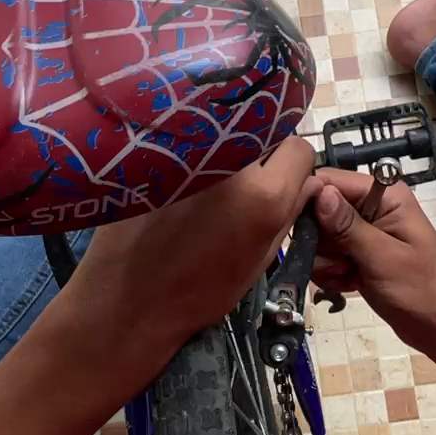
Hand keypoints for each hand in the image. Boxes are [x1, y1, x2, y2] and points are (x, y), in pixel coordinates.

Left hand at [62, 137, 318, 356]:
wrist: (129, 301)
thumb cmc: (199, 293)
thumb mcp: (258, 261)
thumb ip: (287, 215)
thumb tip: (307, 184)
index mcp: (263, 195)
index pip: (297, 149)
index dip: (294, 166)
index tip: (281, 178)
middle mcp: (233, 165)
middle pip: (263, 134)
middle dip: (261, 153)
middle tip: (243, 180)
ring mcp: (194, 154)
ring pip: (226, 132)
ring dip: (228, 147)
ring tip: (210, 177)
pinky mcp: (161, 153)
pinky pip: (190, 139)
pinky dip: (194, 151)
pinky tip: (181, 176)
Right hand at [310, 167, 435, 358]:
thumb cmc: (422, 290)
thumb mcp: (383, 257)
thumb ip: (348, 226)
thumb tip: (320, 192)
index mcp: (383, 195)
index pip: (330, 180)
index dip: (309, 200)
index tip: (300, 229)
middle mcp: (370, 207)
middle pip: (318, 210)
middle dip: (320, 241)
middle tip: (339, 262)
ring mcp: (362, 233)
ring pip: (318, 238)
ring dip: (326, 262)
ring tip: (349, 276)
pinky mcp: (356, 255)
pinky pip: (325, 258)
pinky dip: (332, 274)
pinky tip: (350, 284)